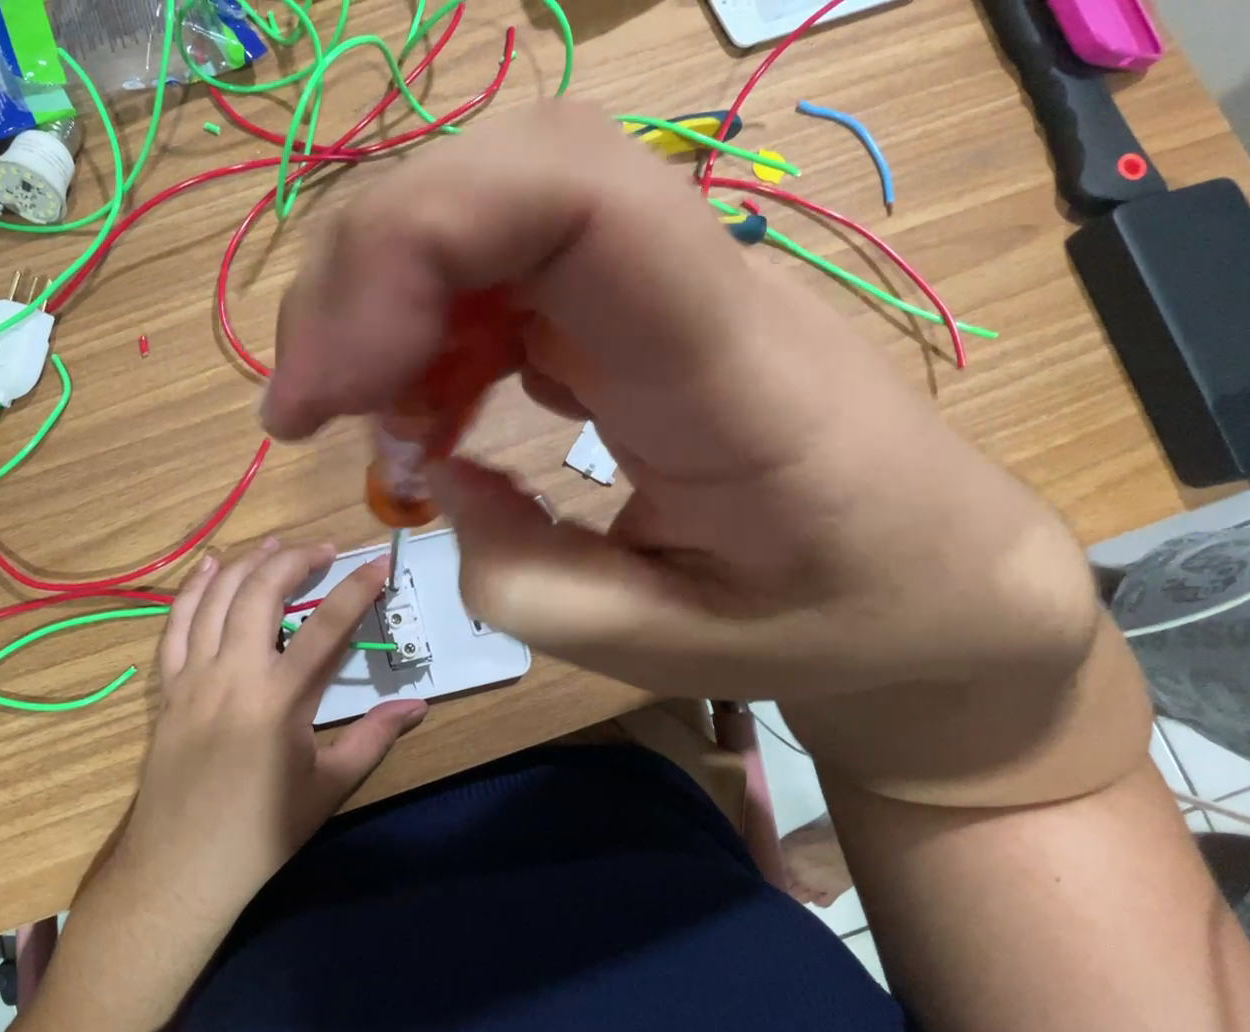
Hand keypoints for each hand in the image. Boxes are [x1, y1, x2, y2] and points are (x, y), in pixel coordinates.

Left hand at [112, 539, 427, 916]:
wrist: (180, 867)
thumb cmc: (261, 833)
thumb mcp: (327, 788)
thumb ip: (372, 739)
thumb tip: (417, 706)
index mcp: (279, 700)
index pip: (326, 627)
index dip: (356, 590)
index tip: (377, 565)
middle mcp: (233, 674)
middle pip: (262, 593)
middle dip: (296, 560)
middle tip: (325, 551)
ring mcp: (193, 677)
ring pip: (217, 599)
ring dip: (248, 564)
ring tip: (276, 546)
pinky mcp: (168, 689)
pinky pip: (175, 625)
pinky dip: (193, 590)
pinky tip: (210, 567)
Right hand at [266, 102, 1135, 806]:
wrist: (942, 580)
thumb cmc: (834, 619)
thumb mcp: (668, 645)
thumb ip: (524, 577)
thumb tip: (433, 479)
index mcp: (724, 364)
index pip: (571, 193)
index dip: (414, 238)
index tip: (333, 385)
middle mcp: (690, 284)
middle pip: (502, 167)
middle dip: (364, 271)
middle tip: (308, 409)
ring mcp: (657, 282)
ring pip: (486, 202)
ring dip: (384, 301)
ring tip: (367, 425)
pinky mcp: (630, 306)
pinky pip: (499, 267)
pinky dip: (424, 328)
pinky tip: (425, 415)